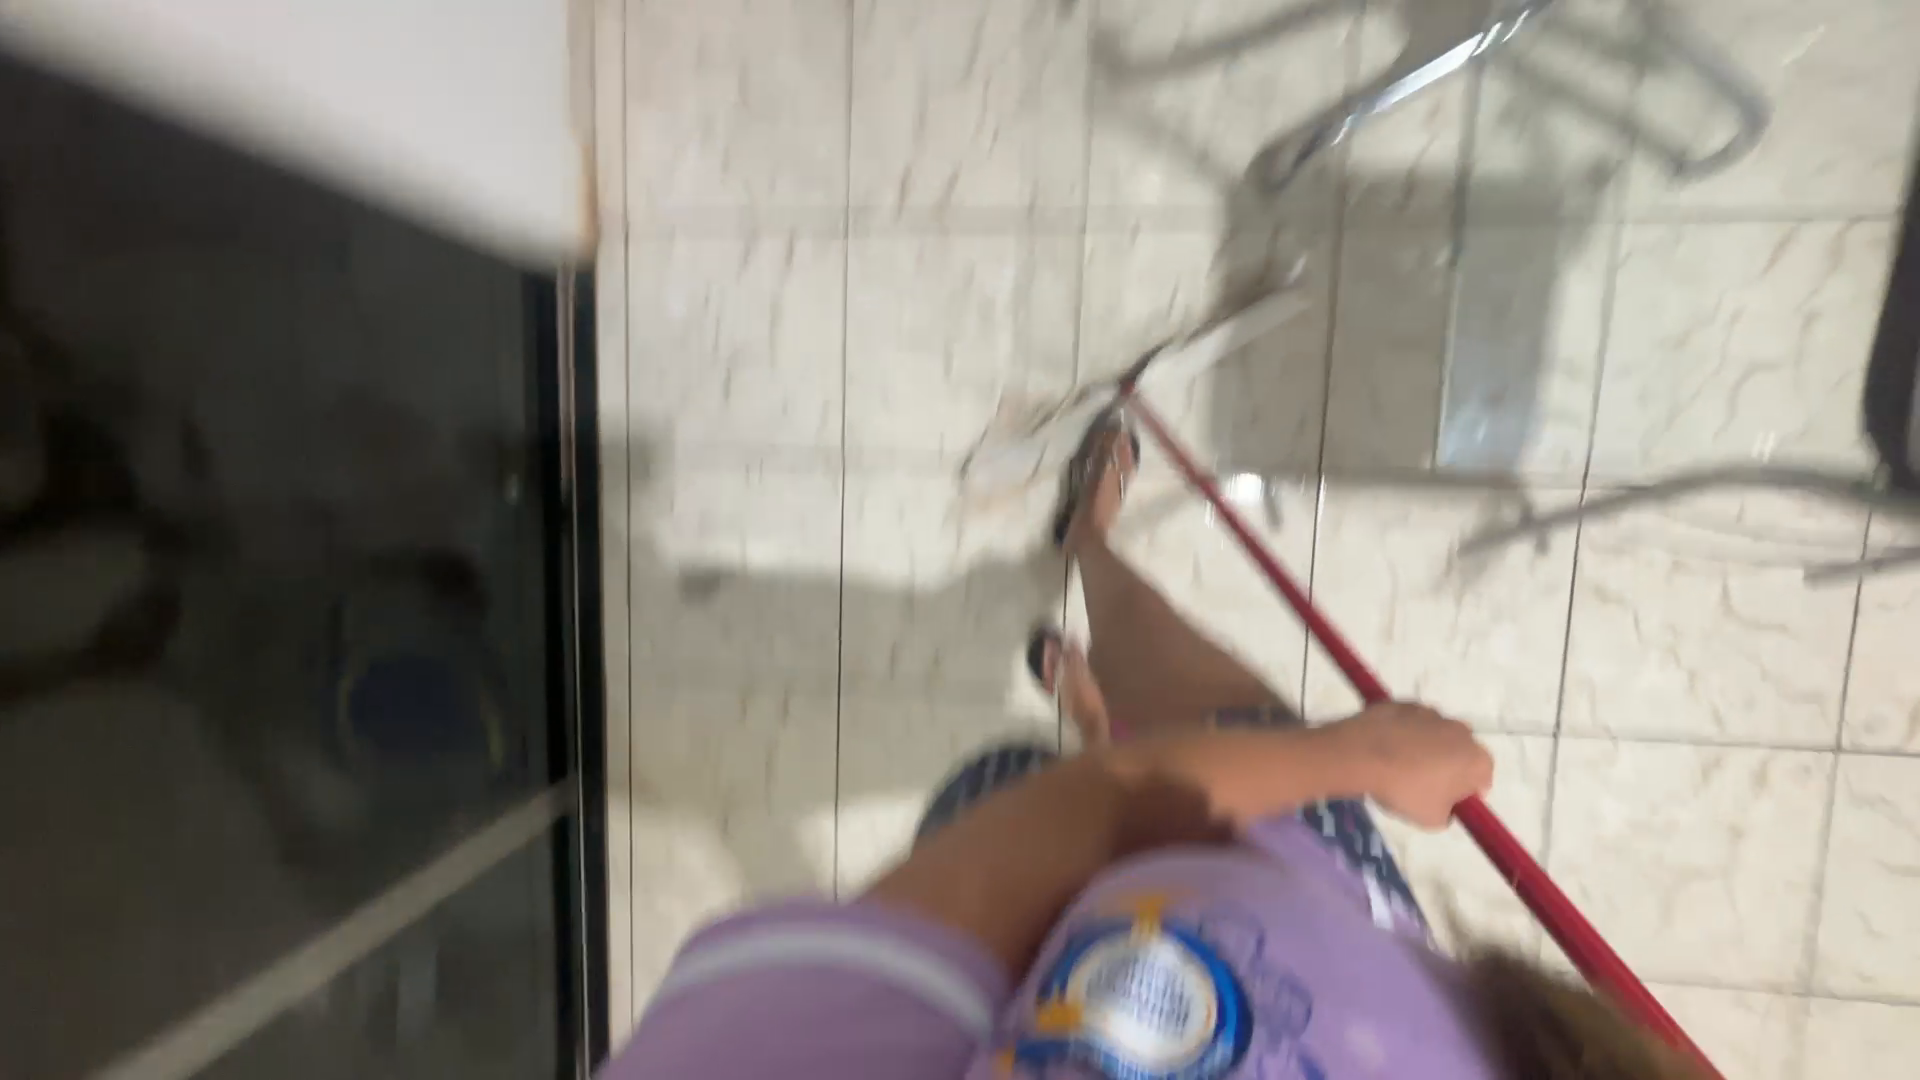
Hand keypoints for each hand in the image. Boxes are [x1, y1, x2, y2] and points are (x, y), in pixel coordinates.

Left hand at [1326, 702, 1492, 829]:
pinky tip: (1385, 743)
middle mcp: (1460, 730)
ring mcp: (1428, 711)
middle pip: (1460, 751)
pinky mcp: (1400, 702)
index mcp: (1477, 759)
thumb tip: (1444, 804)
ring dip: (1424, 744)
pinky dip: (1401, 729)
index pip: (1481, 778)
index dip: (1464, 791)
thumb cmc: (1403, 789)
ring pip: (1434, 732)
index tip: (1445, 799)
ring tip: (1398, 760)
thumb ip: (1449, 812)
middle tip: (1422, 780)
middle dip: (1448, 764)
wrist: (1359, 753)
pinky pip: (1407, 720)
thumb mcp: (1433, 820)